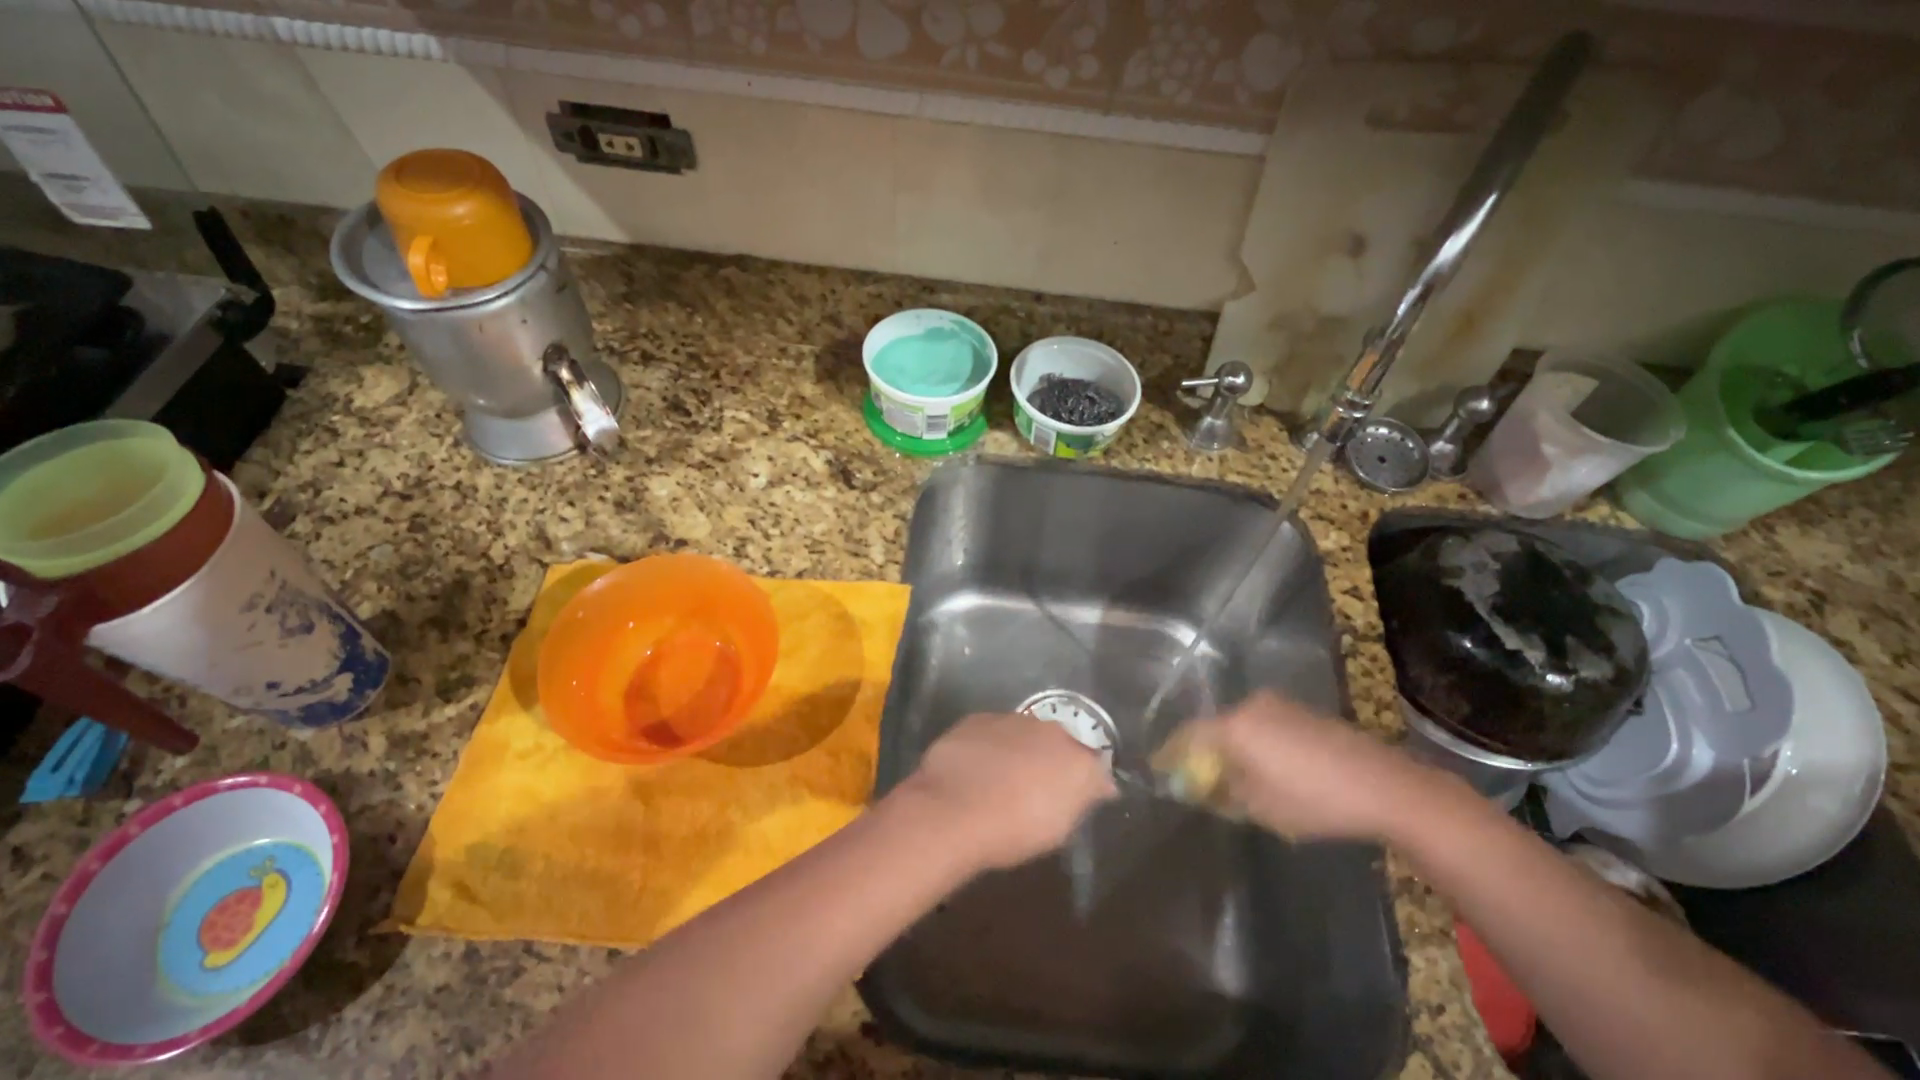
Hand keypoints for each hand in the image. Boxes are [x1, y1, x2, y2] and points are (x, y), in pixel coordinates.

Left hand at [895, 713, 1115, 869]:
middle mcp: (1048, 730)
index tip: (1079, 797)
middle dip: (1051, 760)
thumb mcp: (1060, 829)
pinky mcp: (975, 720)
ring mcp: (1010, 721)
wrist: (953, 812)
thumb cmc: (1014, 830)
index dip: (1086, 781)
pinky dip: (988, 747)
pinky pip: (990, 733)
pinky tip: (975, 768)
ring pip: (1022, 734)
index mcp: (1076, 758)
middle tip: (1035, 788)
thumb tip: (1101, 785)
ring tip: (1000, 780)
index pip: (1092, 764)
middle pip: (1057, 743)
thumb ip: (1080, 799)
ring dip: (1018, 751)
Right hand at [1173, 692, 1451, 841]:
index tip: (1161, 772)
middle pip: (1213, 728)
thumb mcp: (1258, 807)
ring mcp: (1280, 706)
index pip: (1186, 736)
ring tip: (1231, 779)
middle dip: (1202, 754)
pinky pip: (1264, 726)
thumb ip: (1221, 792)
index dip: (1170, 756)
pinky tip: (1264, 769)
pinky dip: (1255, 745)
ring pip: (1240, 726)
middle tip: (1196, 780)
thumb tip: (1200, 786)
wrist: (1385, 787)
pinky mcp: (1304, 713)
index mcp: (1234, 726)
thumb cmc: (1313, 800)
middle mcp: (1252, 705)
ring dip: (1230, 749)